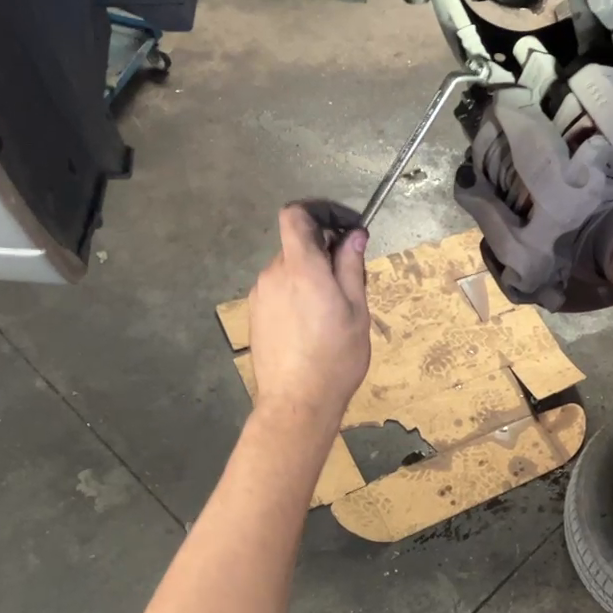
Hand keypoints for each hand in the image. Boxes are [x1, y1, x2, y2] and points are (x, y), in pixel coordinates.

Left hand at [246, 203, 370, 430]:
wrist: (297, 400)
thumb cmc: (336, 357)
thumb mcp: (357, 311)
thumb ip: (351, 267)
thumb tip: (353, 235)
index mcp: (302, 268)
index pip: (296, 215)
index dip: (319, 212)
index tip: (344, 229)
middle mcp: (274, 274)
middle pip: (297, 245)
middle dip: (323, 254)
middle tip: (350, 283)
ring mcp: (260, 294)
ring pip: (289, 270)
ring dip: (311, 277)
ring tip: (332, 312)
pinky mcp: (255, 313)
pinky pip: (279, 291)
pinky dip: (297, 295)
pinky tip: (312, 327)